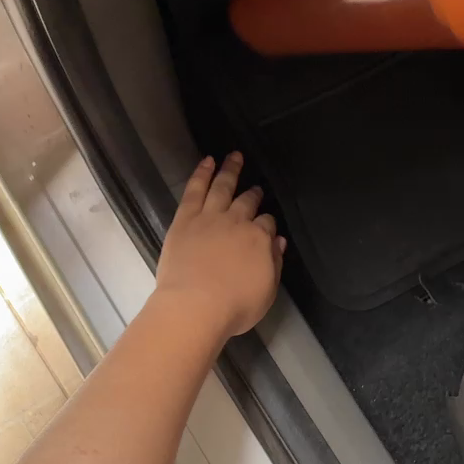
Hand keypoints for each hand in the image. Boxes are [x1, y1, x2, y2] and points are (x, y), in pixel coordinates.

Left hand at [153, 153, 284, 340]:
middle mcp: (237, 222)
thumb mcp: (266, 292)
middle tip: (256, 188)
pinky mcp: (185, 219)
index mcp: (259, 240)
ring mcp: (210, 218)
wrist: (195, 306)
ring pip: (223, 187)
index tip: (267, 225)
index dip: (268, 224)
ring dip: (230, 171)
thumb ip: (274, 264)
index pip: (267, 224)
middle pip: (247, 202)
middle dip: (253, 194)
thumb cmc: (234, 307)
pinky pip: (195, 189)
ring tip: (234, 157)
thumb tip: (278, 242)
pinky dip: (202, 173)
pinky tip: (208, 161)